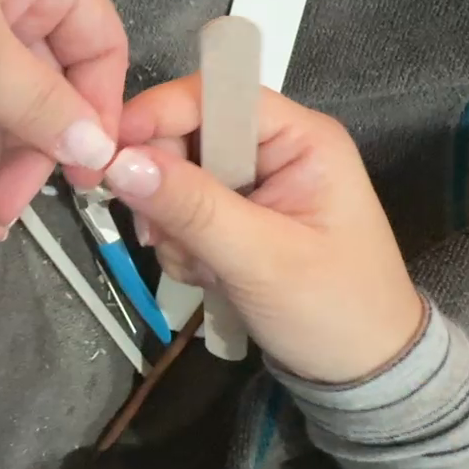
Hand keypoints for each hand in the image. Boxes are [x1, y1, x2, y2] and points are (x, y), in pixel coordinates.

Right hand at [101, 78, 424, 382]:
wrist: (360, 373)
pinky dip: (176, 242)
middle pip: (183, 134)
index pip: (212, 95)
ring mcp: (247, 182)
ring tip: (200, 266)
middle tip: (159, 235)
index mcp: (298, 137)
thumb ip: (191, 206)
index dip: (157, 115)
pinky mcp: (229, 214)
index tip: (108, 154)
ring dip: (169, 223)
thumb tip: (118, 162)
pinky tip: (204, 274)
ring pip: (171, 176)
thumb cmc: (333, 309)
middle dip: (162, 185)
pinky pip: (175, 210)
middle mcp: (269, 148)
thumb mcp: (261, 258)